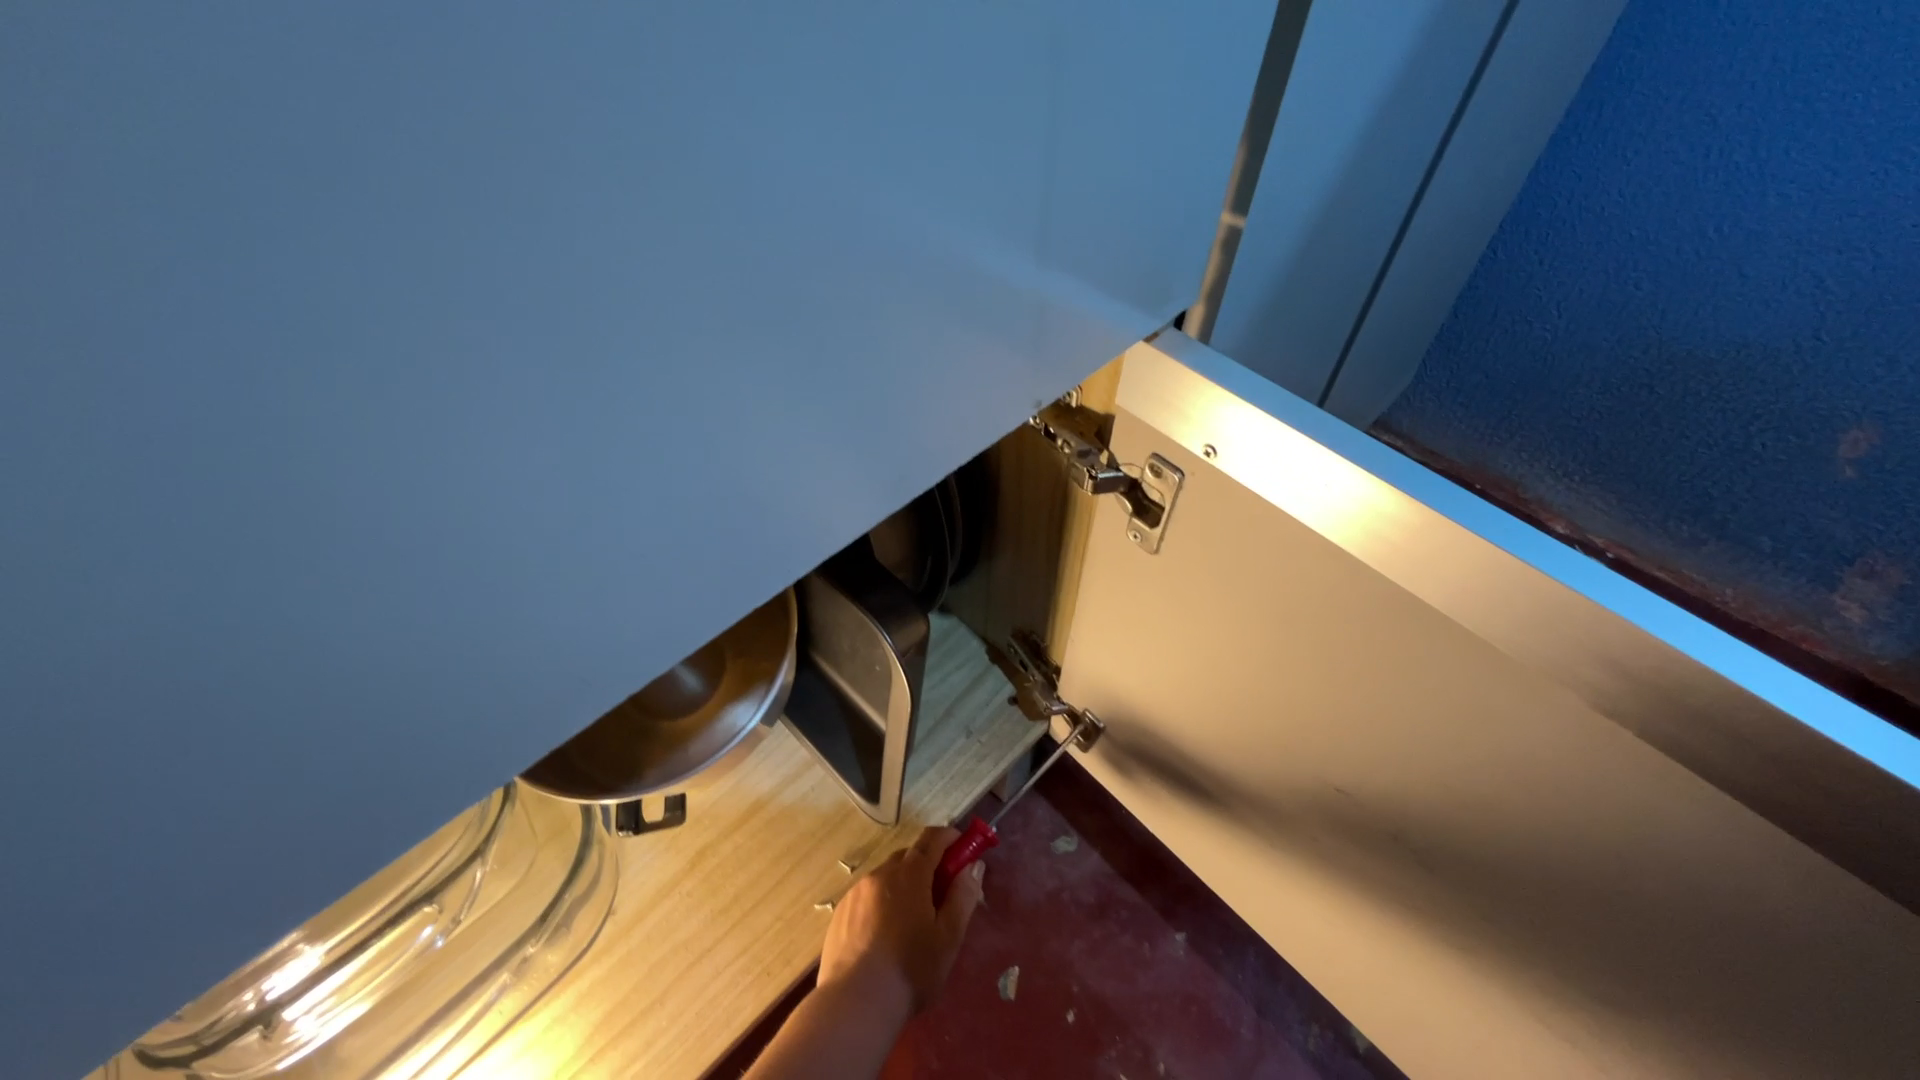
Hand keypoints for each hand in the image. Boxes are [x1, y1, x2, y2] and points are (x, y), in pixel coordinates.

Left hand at [818, 825, 986, 1014]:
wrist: (856, 1002)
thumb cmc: (911, 969)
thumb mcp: (948, 936)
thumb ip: (963, 896)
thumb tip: (974, 865)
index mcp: (909, 875)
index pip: (932, 839)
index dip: (950, 838)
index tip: (963, 847)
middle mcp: (880, 875)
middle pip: (908, 856)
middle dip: (928, 865)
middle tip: (942, 894)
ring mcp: (856, 893)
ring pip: (886, 877)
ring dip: (903, 885)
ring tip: (912, 921)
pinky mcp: (840, 913)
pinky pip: (867, 897)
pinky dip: (882, 903)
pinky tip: (885, 935)